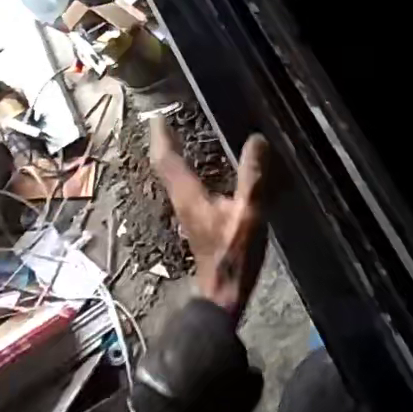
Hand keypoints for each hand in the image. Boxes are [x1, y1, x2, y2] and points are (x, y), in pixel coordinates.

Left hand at [150, 121, 276, 319]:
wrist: (223, 296)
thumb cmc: (232, 257)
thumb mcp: (248, 214)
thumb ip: (253, 177)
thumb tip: (256, 139)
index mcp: (188, 195)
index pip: (167, 159)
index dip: (161, 136)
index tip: (156, 115)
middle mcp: (182, 200)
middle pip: (166, 165)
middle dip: (165, 142)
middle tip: (167, 120)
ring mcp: (188, 212)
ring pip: (174, 176)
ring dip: (174, 155)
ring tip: (181, 136)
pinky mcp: (197, 220)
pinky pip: (186, 185)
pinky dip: (188, 169)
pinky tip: (203, 169)